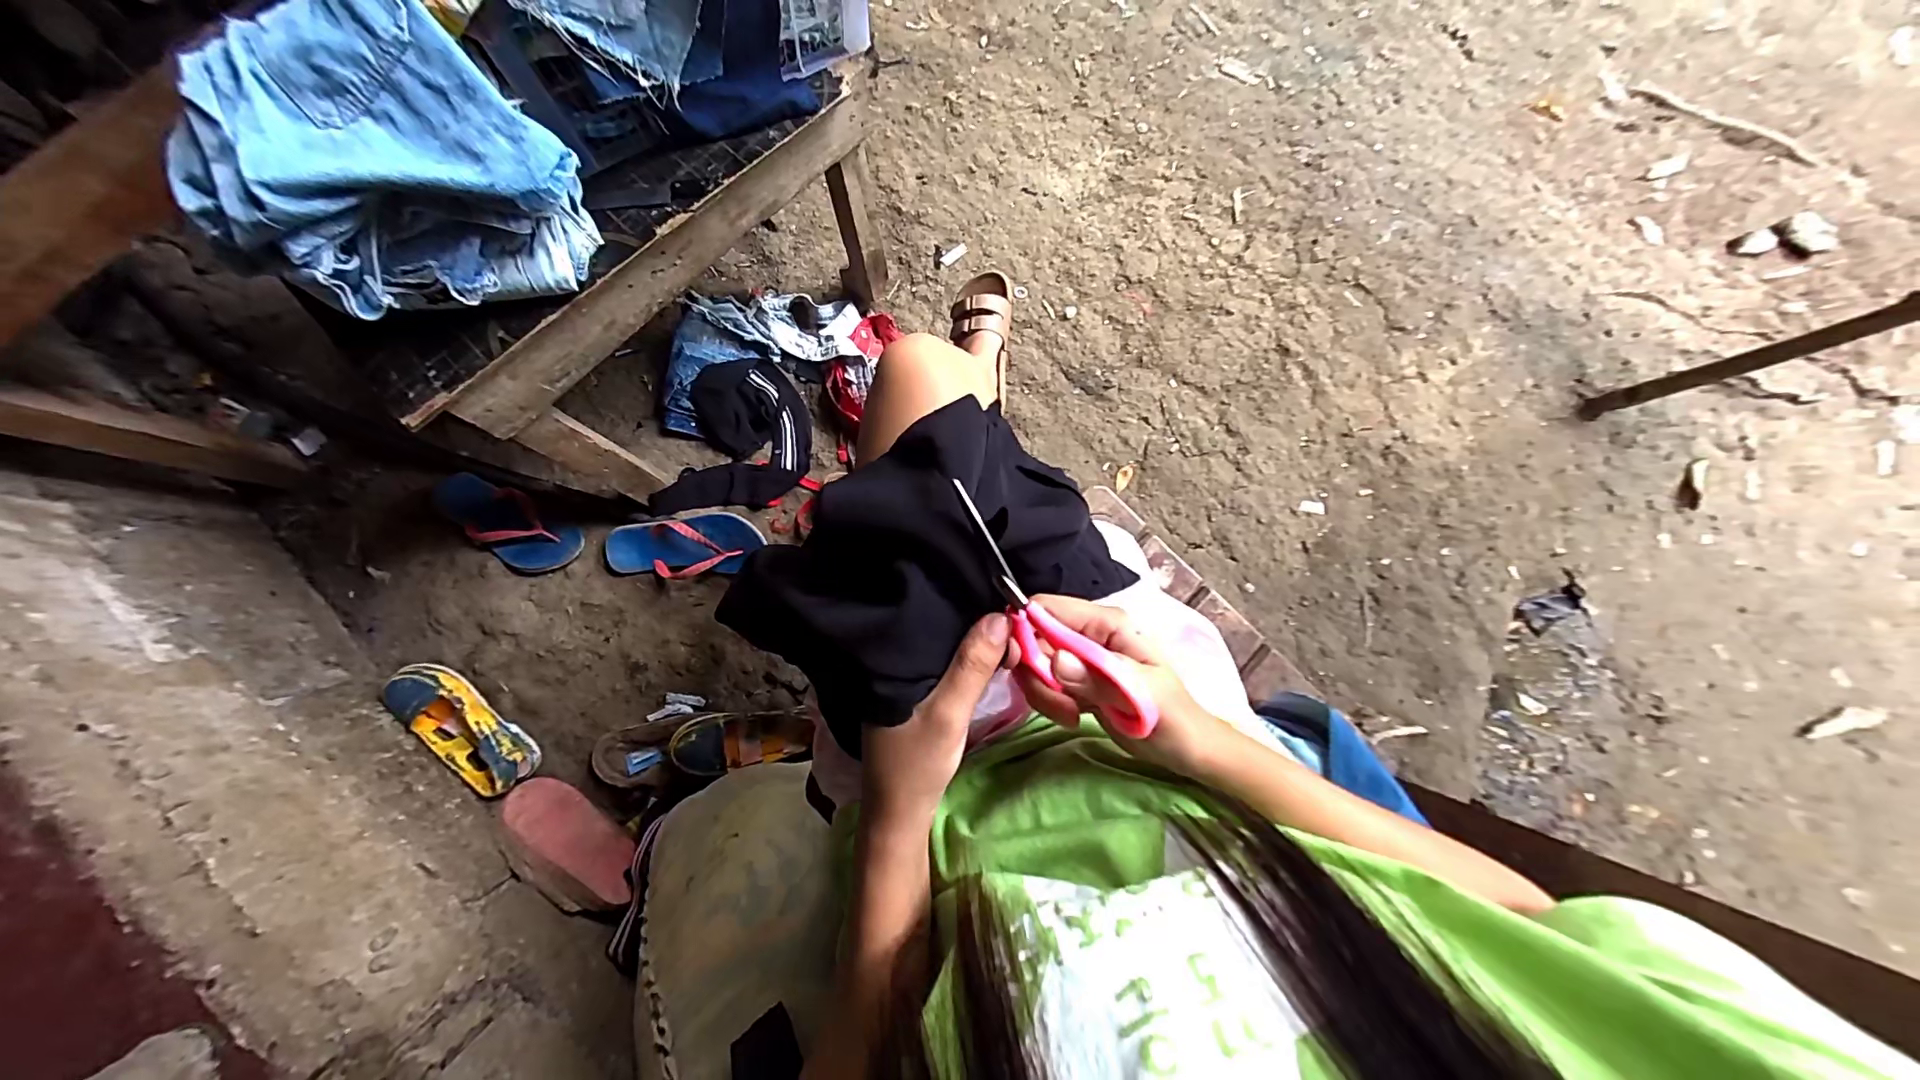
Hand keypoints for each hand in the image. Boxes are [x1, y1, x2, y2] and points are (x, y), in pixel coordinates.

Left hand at [861, 613, 1011, 823]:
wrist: (901, 813)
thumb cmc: (919, 763)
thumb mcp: (950, 712)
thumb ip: (972, 667)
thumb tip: (1000, 615)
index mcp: (894, 658)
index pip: (930, 614)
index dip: (967, 604)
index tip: (1006, 603)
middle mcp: (896, 661)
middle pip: (940, 627)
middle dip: (974, 619)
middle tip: (1014, 615)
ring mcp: (906, 678)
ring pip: (945, 646)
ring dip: (974, 640)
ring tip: (1008, 631)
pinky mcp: (917, 692)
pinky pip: (946, 663)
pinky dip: (967, 658)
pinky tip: (988, 654)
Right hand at [1010, 595, 1240, 775]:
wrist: (1187, 749)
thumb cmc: (1173, 719)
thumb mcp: (1141, 696)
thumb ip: (1096, 676)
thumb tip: (1056, 657)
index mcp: (1107, 624)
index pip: (1046, 609)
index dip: (1026, 633)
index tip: (1029, 670)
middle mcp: (1090, 633)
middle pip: (1034, 637)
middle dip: (1036, 673)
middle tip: (1060, 703)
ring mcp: (1081, 656)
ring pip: (1035, 663)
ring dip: (1044, 692)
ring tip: (1071, 714)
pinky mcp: (1076, 678)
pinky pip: (1045, 682)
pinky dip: (1050, 702)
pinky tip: (1073, 717)